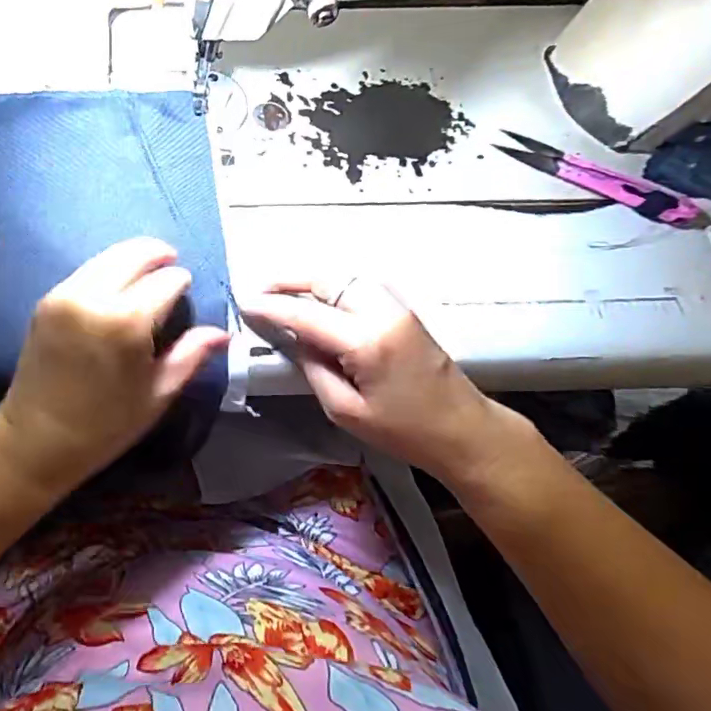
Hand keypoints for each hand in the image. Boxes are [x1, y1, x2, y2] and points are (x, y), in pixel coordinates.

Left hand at [0, 238, 229, 498]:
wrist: (37, 440)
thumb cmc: (105, 425)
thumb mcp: (157, 393)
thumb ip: (191, 355)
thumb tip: (223, 333)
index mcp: (126, 321)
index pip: (166, 281)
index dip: (181, 282)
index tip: (187, 289)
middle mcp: (93, 297)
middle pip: (133, 254)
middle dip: (157, 254)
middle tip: (171, 261)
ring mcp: (64, 295)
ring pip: (106, 257)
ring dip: (130, 256)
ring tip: (147, 267)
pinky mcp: (46, 301)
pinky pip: (84, 272)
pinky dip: (105, 269)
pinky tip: (116, 283)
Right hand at [241, 278, 535, 486]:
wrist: (465, 431)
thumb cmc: (405, 431)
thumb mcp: (346, 410)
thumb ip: (313, 369)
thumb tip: (293, 340)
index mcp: (368, 341)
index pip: (307, 314)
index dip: (271, 308)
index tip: (245, 303)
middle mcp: (384, 314)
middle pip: (329, 281)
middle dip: (291, 282)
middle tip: (261, 291)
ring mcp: (399, 309)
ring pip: (347, 279)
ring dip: (314, 283)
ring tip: (286, 296)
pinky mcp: (406, 313)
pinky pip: (363, 288)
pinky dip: (336, 288)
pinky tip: (321, 302)